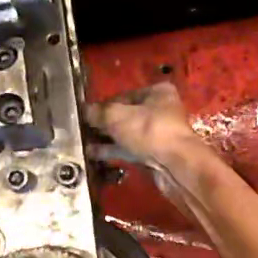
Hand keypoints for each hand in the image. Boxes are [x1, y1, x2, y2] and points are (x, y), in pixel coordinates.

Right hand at [84, 83, 212, 176]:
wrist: (175, 165)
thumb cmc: (148, 130)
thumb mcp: (117, 115)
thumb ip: (98, 112)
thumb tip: (84, 111)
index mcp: (157, 92)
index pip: (123, 96)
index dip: (103, 105)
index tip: (86, 114)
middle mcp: (160, 111)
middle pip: (125, 116)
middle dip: (104, 123)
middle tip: (83, 129)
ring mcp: (158, 135)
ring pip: (127, 134)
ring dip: (107, 139)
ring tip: (83, 142)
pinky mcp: (155, 155)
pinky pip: (130, 150)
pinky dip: (114, 151)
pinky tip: (93, 154)